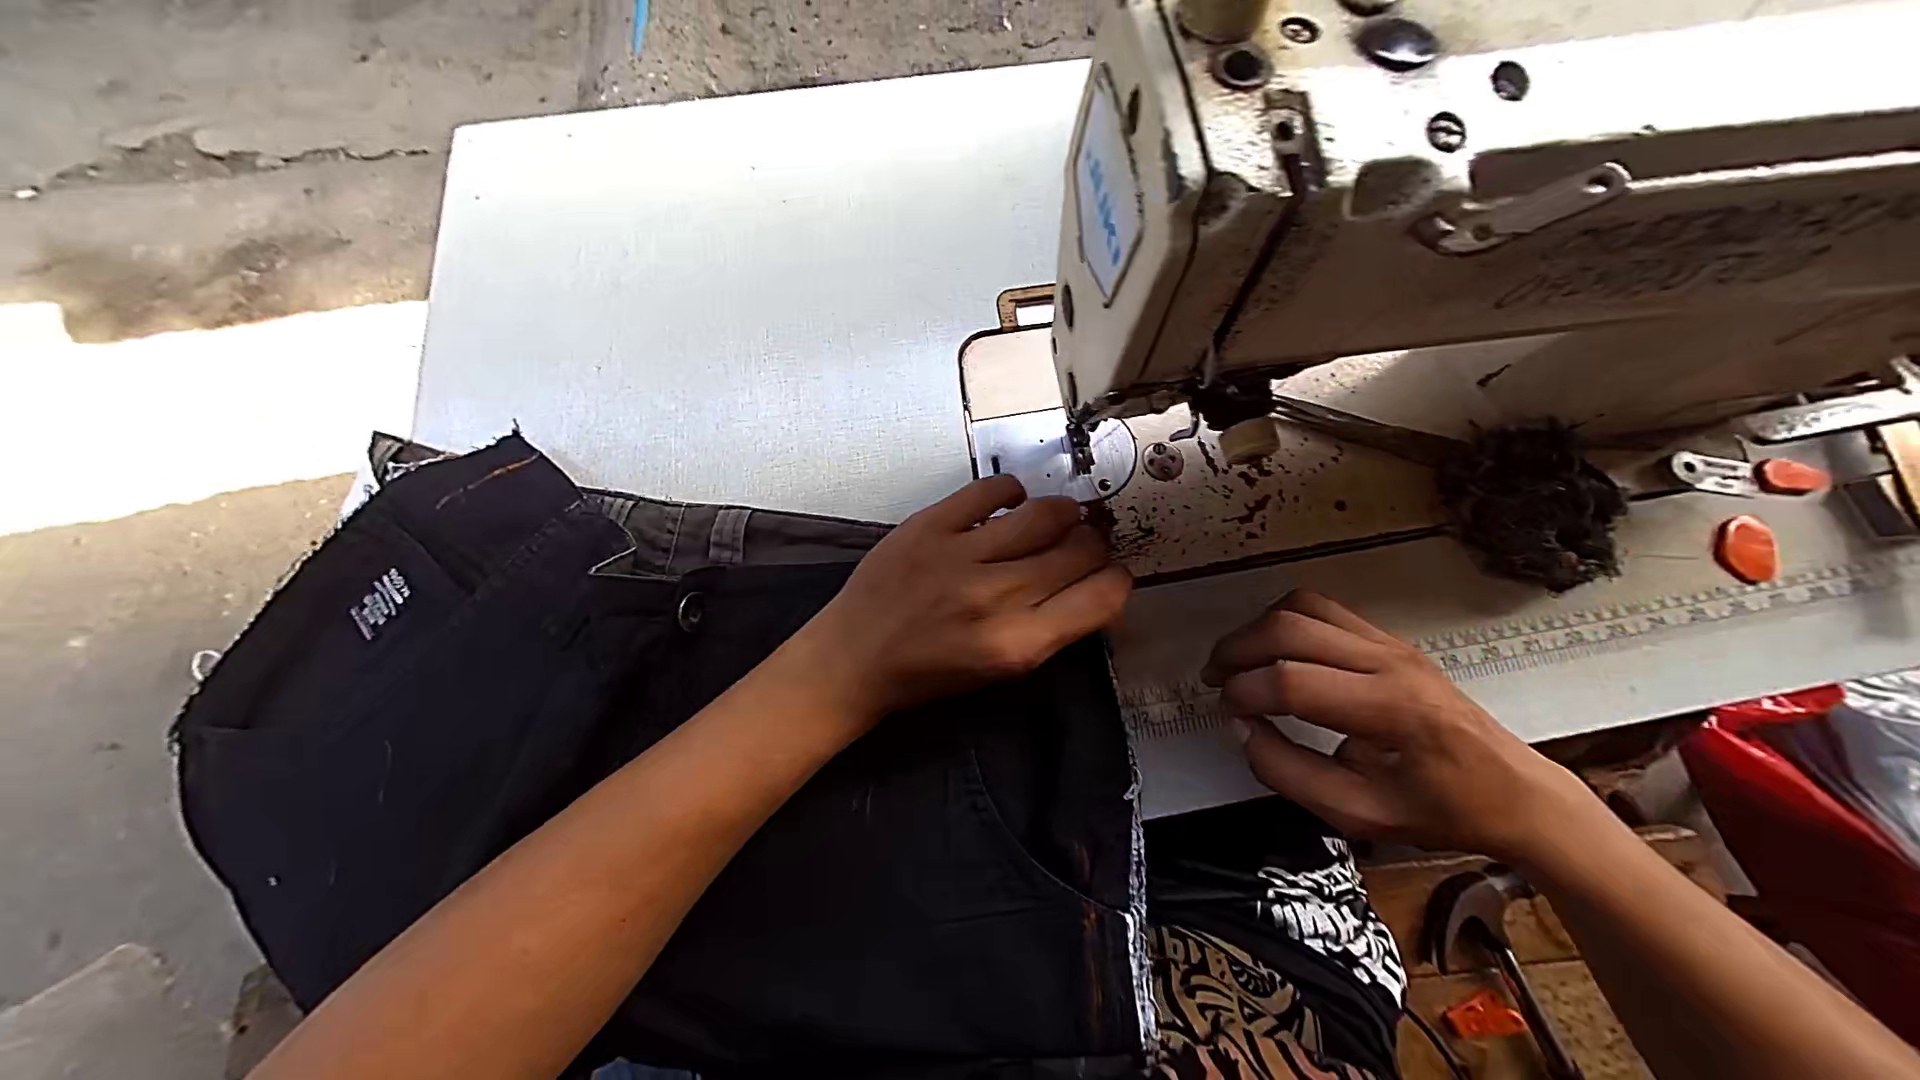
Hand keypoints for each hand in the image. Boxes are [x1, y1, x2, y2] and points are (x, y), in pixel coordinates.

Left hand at [790, 475, 1132, 725]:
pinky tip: (1010, 506)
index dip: (1118, 582)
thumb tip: (1095, 587)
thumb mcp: (1001, 670)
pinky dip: (1012, 492)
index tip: (1109, 576)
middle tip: (1083, 547)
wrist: (854, 656)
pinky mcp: (929, 525)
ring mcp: (959, 556)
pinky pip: (990, 489)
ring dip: (1064, 515)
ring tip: (1057, 521)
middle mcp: (994, 598)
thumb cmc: (929, 672)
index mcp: (1017, 646)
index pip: (1100, 597)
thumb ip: (1052, 630)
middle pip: (1079, 550)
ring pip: (1045, 514)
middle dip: (1093, 546)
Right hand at [1201, 590, 1597, 864]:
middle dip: (1236, 651)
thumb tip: (1242, 728)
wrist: (1516, 792)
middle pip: (1289, 630)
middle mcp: (1390, 663)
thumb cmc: (1444, 810)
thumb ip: (1287, 774)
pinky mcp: (1387, 639)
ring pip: (1301, 607)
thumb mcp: (1359, 814)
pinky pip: (1321, 608)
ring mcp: (1390, 643)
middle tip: (1214, 678)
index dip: (1244, 694)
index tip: (1227, 712)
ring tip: (1236, 659)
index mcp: (1391, 711)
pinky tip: (1271, 647)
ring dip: (1256, 629)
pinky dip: (1282, 620)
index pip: (1293, 683)